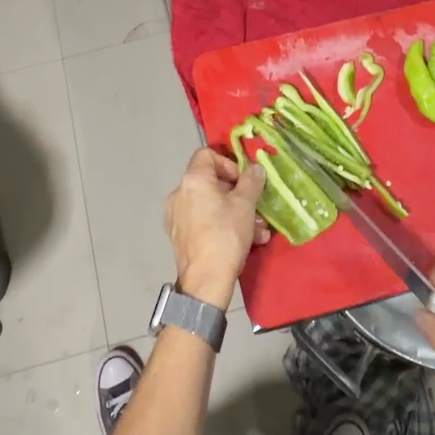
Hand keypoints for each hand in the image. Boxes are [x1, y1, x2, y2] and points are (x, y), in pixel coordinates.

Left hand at [163, 148, 266, 309]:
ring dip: (235, 213)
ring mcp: (176, 216)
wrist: (206, 280)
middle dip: (238, 194)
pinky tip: (243, 241)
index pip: (207, 154)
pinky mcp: (179, 236)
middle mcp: (179, 193)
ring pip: (210, 205)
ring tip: (257, 231)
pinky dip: (222, 225)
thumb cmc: (226, 235)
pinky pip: (203, 221)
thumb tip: (255, 168)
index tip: (243, 181)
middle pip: (210, 182)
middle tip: (256, 208)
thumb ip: (251, 181)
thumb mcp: (246, 205)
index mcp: (192, 180)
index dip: (228, 163)